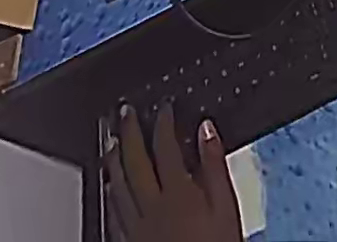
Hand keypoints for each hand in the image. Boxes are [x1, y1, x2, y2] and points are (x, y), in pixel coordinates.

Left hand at [104, 102, 241, 241]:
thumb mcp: (227, 208)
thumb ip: (214, 165)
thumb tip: (206, 129)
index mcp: (177, 191)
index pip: (164, 145)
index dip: (163, 121)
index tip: (164, 108)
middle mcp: (152, 205)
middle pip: (134, 159)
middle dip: (128, 131)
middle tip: (125, 111)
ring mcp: (137, 227)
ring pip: (118, 184)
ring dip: (112, 159)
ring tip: (110, 141)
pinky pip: (113, 214)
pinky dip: (110, 194)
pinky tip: (109, 188)